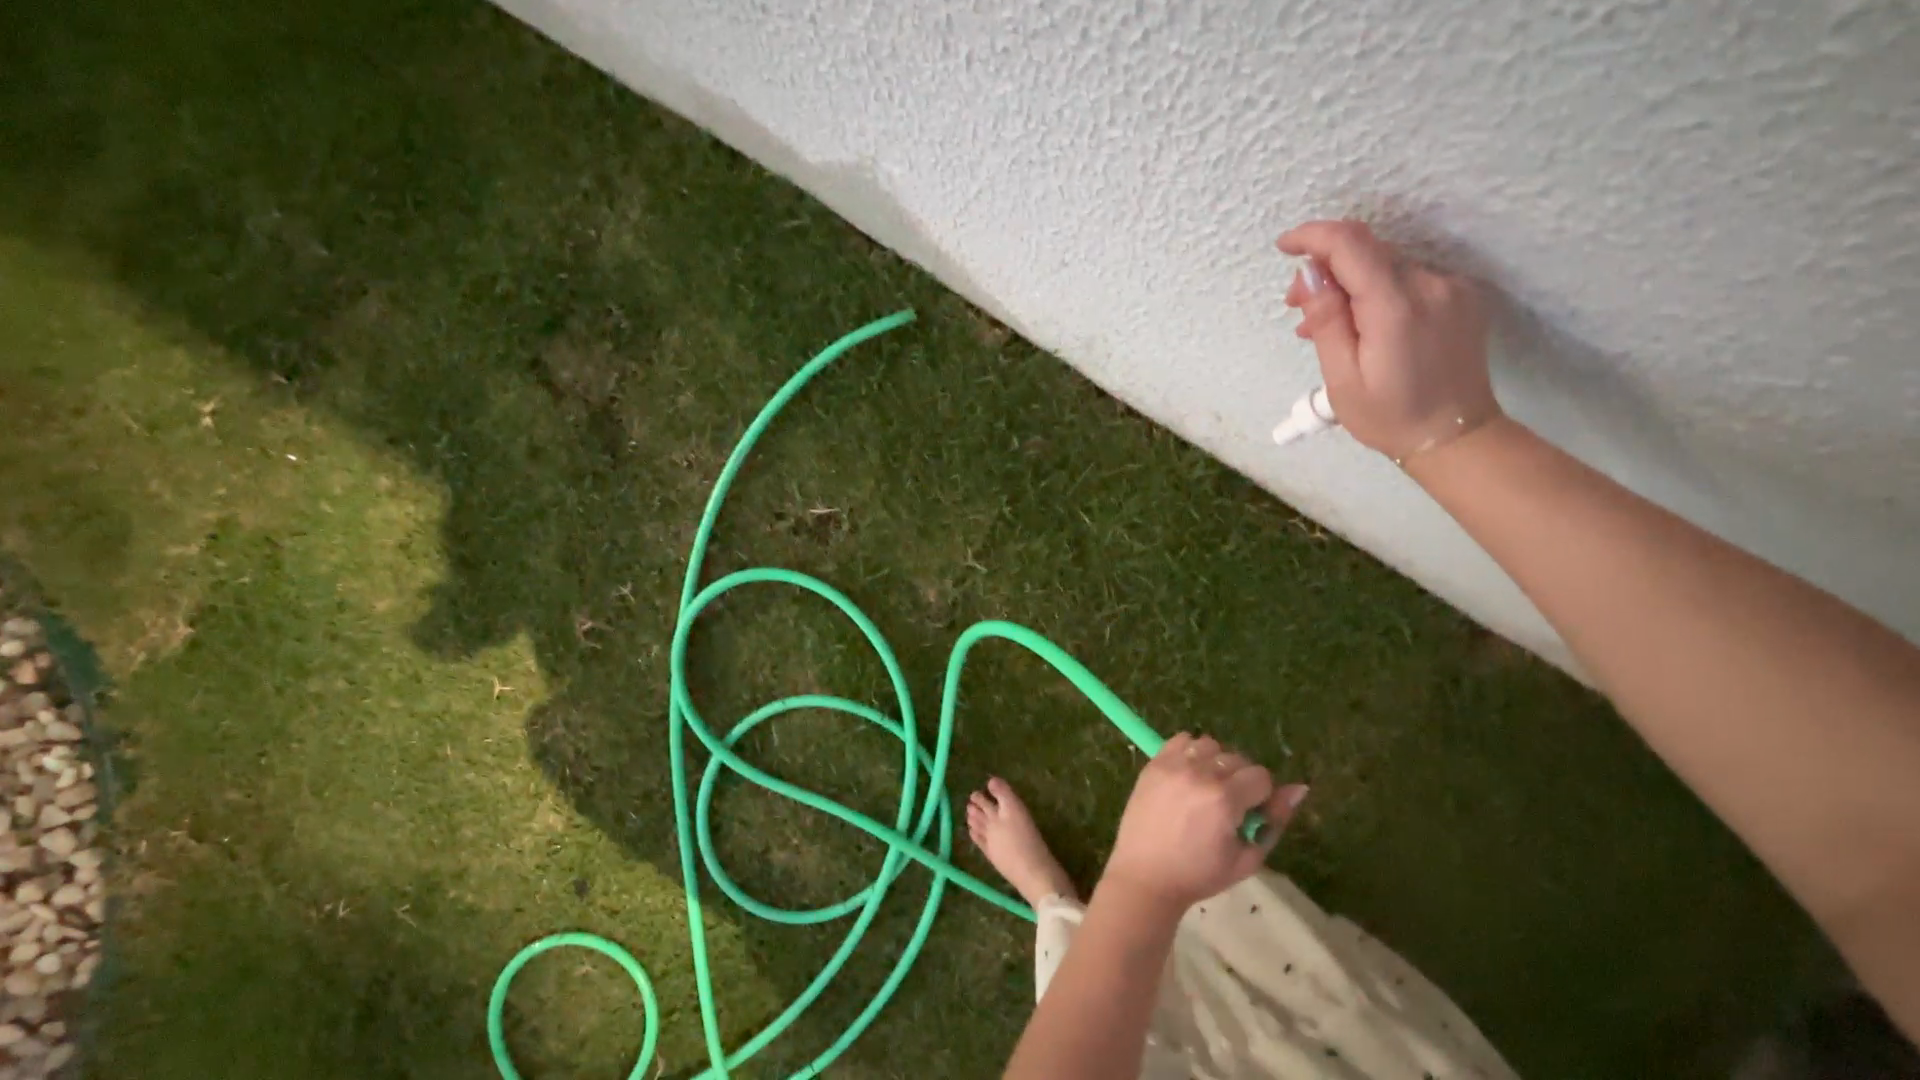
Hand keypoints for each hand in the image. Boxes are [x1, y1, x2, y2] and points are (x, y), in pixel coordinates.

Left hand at [1101, 733, 1307, 913]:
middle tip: (1225, 808)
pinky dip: (1190, 752)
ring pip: (1211, 746)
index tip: (1247, 816)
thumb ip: (1275, 821)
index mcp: (1225, 799)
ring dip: (1215, 763)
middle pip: (1238, 759)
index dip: (1260, 797)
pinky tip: (1188, 777)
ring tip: (1205, 790)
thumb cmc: (1199, 874)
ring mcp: (1173, 766)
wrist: (1145, 876)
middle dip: (1239, 781)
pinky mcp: (1153, 764)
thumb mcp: (1247, 858)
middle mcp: (1200, 774)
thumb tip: (1299, 788)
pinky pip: (1181, 740)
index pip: (1262, 777)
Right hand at [1278, 220, 1500, 462]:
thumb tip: (1310, 273)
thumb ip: (1327, 319)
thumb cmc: (1389, 416)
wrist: (1455, 436)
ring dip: (1350, 281)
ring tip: (1325, 323)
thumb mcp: (1341, 379)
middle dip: (1326, 267)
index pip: (1350, 244)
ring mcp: (1451, 287)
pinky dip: (1378, 290)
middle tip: (1297, 306)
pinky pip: (1408, 278)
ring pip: (1386, 264)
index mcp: (1396, 307)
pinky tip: (1363, 322)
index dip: (1313, 236)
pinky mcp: (1460, 295)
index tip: (1285, 246)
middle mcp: (1430, 285)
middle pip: (1368, 251)